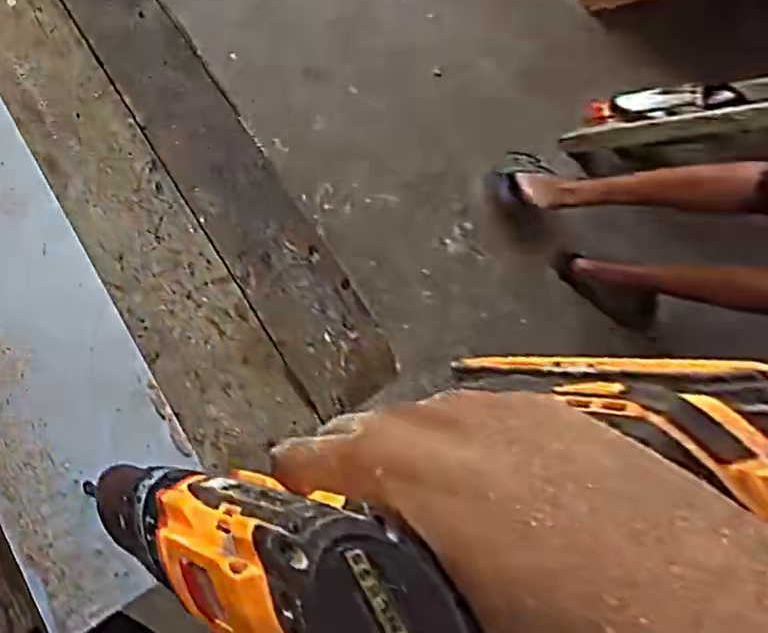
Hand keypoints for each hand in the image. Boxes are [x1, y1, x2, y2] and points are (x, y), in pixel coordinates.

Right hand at [270, 391, 767, 632]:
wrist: (736, 609)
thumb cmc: (592, 617)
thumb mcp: (459, 604)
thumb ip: (388, 560)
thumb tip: (358, 564)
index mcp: (385, 461)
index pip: (294, 458)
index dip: (296, 490)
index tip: (311, 512)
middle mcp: (418, 419)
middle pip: (348, 432)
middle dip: (356, 471)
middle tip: (393, 523)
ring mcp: (480, 406)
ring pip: (410, 423)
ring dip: (415, 458)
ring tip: (463, 512)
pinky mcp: (536, 408)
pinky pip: (472, 421)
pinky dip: (473, 449)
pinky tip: (515, 493)